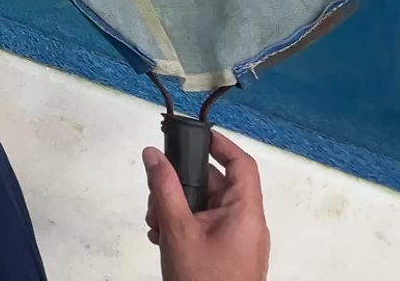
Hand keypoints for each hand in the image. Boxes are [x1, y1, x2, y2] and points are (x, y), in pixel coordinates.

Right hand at [144, 130, 270, 280]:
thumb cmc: (203, 280)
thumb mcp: (177, 229)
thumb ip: (164, 186)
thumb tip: (153, 153)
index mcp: (244, 214)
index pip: (242, 164)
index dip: (220, 143)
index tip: (192, 134)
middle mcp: (246, 224)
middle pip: (214, 184)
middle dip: (179, 184)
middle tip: (155, 196)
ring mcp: (238, 241)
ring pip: (204, 205)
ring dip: (175, 206)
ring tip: (156, 223)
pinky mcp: (228, 255)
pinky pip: (205, 224)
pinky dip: (183, 223)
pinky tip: (162, 236)